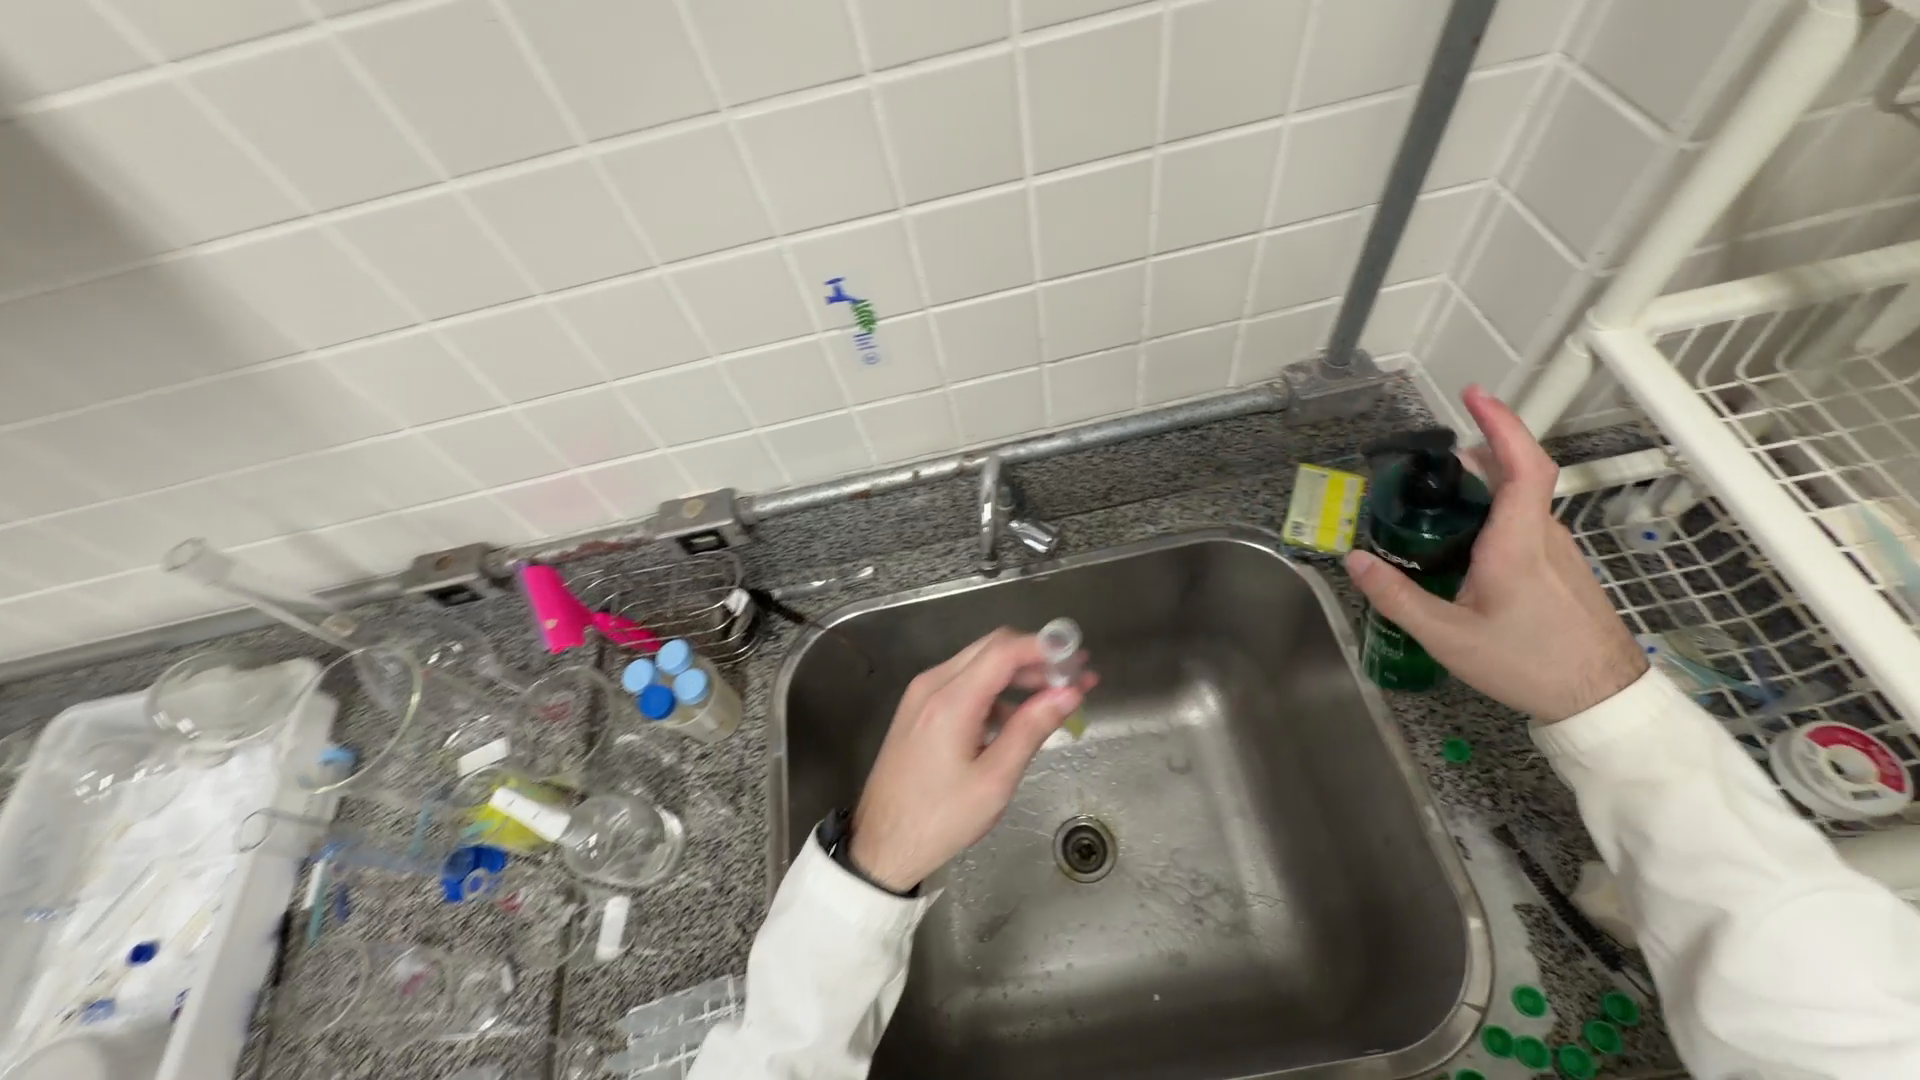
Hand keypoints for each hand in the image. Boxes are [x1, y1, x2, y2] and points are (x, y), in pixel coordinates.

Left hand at [850, 629, 1093, 891]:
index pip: (1004, 651)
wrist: (882, 844)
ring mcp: (921, 695)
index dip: (1045, 648)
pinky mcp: (919, 709)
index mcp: (951, 700)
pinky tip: (1017, 717)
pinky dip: (995, 690)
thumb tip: (1069, 694)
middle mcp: (932, 685)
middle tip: (1074, 676)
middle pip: (991, 649)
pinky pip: (963, 683)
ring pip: (978, 664)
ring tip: (1056, 696)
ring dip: (1017, 674)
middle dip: (1036, 657)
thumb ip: (1031, 729)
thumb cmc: (941, 818)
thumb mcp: (995, 780)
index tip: (1078, 658)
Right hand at [1344, 385, 1646, 722]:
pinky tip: (1467, 540)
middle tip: (1434, 456)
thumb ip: (1397, 596)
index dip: (1500, 424)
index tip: (1473, 395)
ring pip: (1525, 500)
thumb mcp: (1447, 636)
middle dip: (1482, 449)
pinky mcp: (1563, 569)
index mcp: (1517, 543)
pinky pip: (1529, 522)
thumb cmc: (1527, 663)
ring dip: (1488, 482)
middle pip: (1521, 474)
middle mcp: (1545, 536)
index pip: (1521, 465)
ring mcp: (1561, 552)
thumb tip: (1356, 560)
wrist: (1602, 699)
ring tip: (1440, 496)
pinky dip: (1498, 509)